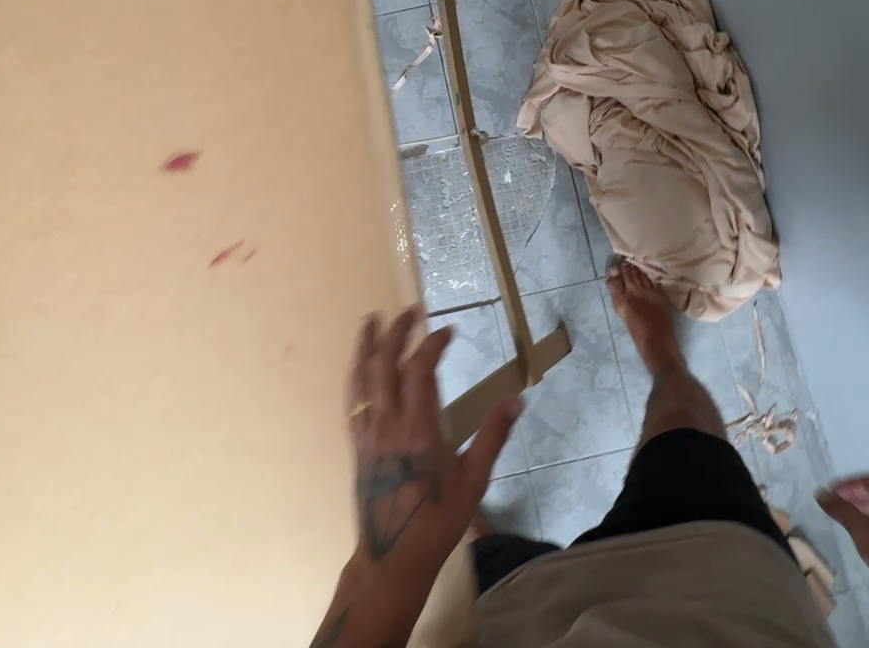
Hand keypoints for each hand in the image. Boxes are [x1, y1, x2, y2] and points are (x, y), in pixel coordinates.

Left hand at [348, 305, 520, 569]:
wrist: (394, 558)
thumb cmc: (439, 520)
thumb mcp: (475, 480)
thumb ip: (493, 436)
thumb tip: (517, 401)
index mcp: (419, 428)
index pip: (420, 369)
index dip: (433, 343)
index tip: (448, 331)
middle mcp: (388, 424)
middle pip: (385, 363)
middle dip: (396, 331)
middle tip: (410, 310)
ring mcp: (367, 434)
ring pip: (361, 378)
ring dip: (366, 345)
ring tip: (371, 321)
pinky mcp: (356, 447)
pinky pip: (351, 402)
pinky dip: (355, 376)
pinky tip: (360, 367)